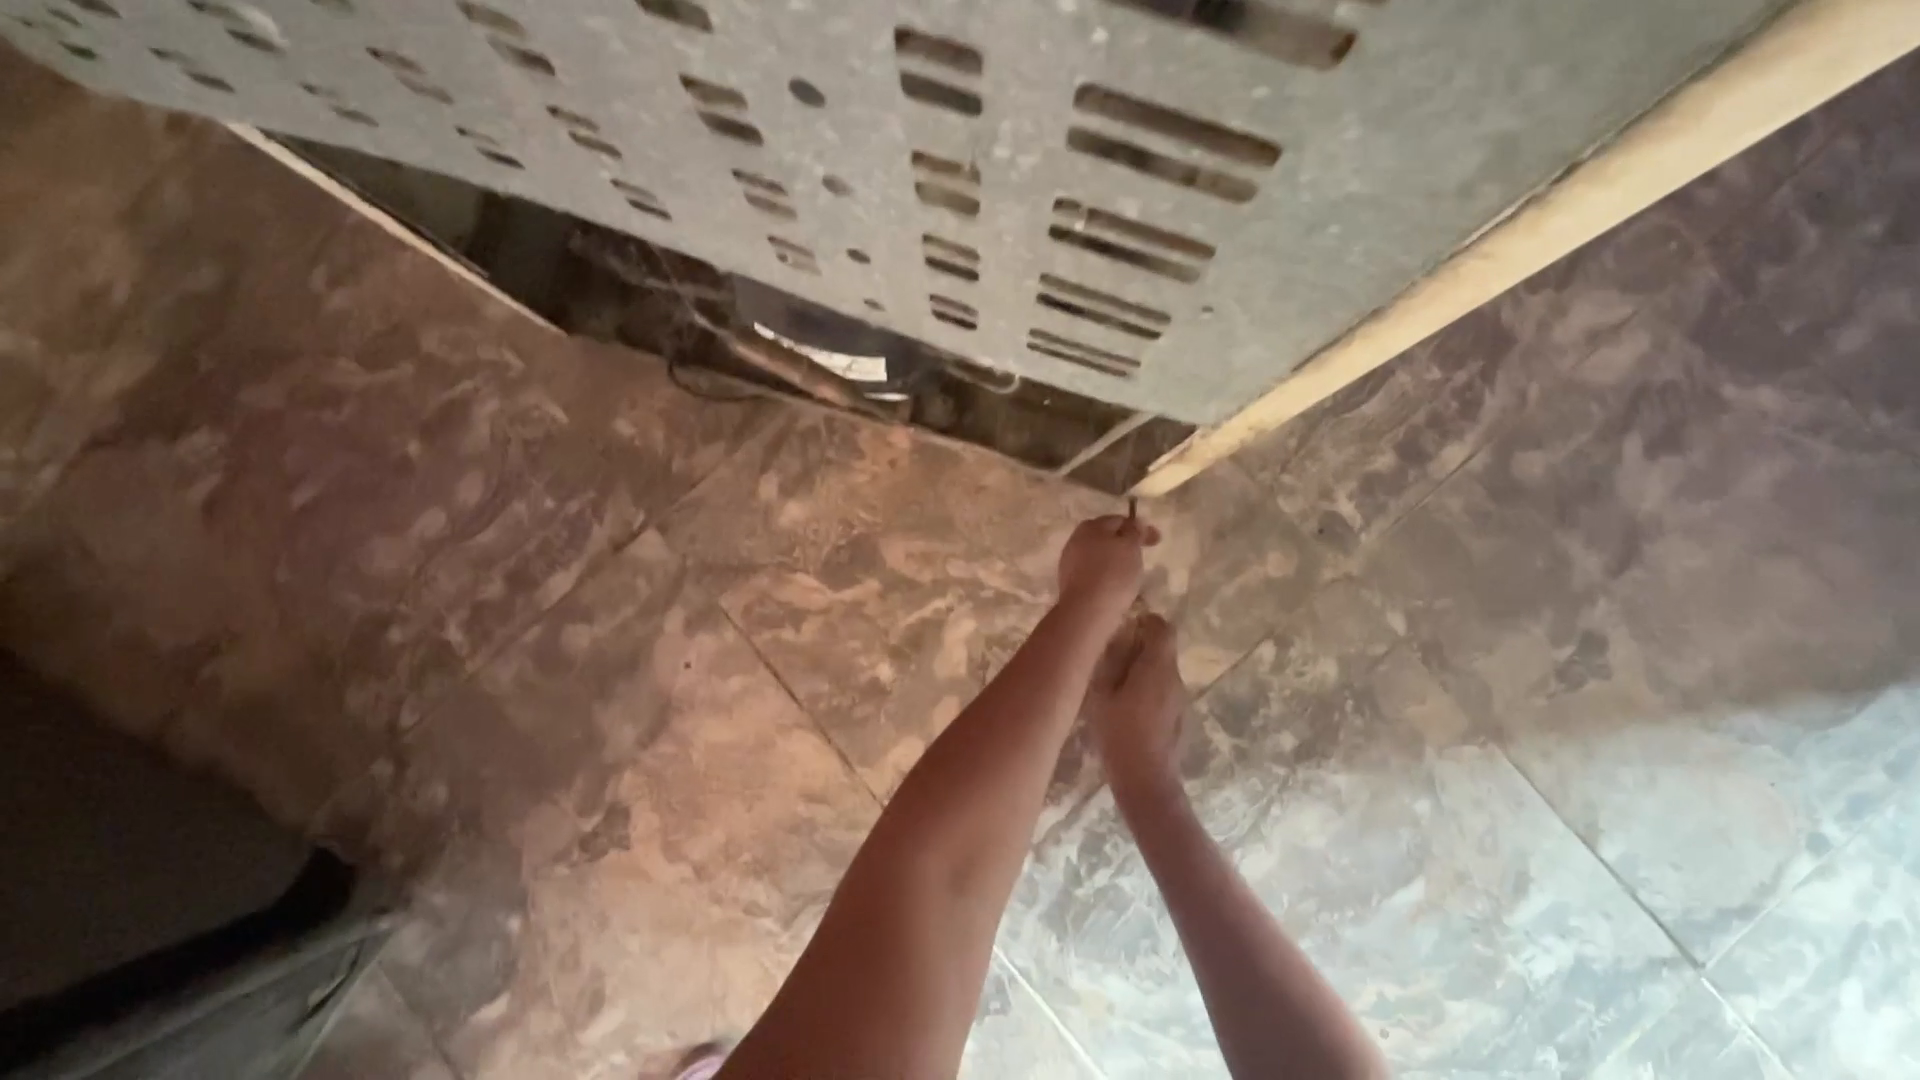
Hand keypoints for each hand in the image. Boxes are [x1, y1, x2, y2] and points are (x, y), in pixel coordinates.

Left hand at [1056, 514, 1158, 617]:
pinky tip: (1116, 587)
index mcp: (1090, 527)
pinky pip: (1093, 573)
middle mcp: (1076, 540)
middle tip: (1143, 555)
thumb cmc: (1113, 574)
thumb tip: (1136, 522)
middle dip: (1125, 543)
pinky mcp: (1070, 583)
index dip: (1139, 528)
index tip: (1157, 540)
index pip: (1118, 520)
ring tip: (1132, 573)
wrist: (1087, 610)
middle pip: (1105, 537)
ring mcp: (1070, 563)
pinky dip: (1107, 576)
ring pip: (1099, 556)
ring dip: (1116, 561)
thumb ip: (1134, 531)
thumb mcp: (1130, 547)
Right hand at [1087, 613, 1187, 802]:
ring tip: (1113, 686)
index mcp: (1158, 667)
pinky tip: (1126, 710)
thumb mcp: (1103, 694)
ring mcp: (1180, 700)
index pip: (1163, 628)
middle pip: (1162, 649)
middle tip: (1109, 659)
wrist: (1146, 781)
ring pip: (1162, 671)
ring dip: (1141, 670)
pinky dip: (1146, 690)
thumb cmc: (1119, 734)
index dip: (1146, 621)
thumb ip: (1111, 661)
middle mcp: (1174, 678)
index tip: (1123, 627)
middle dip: (1138, 647)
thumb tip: (1118, 636)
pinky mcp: (1178, 717)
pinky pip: (1162, 691)